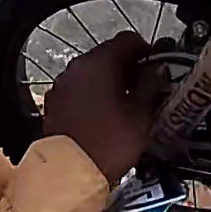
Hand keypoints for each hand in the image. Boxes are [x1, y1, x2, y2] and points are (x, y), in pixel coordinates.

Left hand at [41, 32, 168, 180]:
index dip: (147, 50)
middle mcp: (77, 65)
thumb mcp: (141, 115)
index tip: (157, 68)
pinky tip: (101, 113)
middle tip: (144, 88)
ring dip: (108, 79)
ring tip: (124, 102)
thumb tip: (157, 69)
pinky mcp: (53, 100)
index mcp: (100, 62)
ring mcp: (62, 82)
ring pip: (91, 70)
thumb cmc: (110, 142)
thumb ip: (151, 85)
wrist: (69, 172)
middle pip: (107, 53)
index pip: (128, 39)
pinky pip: (77, 87)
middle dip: (127, 66)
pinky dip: (91, 93)